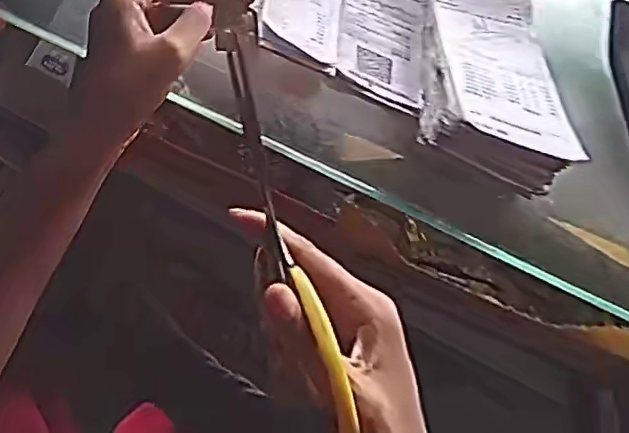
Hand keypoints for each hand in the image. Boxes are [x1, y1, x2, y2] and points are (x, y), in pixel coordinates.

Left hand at [70, 0, 232, 149]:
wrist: (95, 129)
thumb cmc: (123, 92)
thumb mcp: (171, 52)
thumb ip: (194, 23)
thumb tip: (205, 9)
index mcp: (122, 1)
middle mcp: (115, 10)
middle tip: (223, 0)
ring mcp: (116, 30)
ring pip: (159, 14)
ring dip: (187, 18)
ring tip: (215, 22)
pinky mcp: (120, 50)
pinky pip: (153, 32)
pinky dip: (175, 34)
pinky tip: (193, 43)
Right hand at [229, 209, 426, 432]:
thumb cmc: (389, 432)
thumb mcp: (344, 388)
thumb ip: (305, 341)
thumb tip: (273, 291)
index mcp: (368, 305)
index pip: (309, 254)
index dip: (272, 232)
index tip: (239, 217)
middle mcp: (359, 307)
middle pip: (297, 281)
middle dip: (278, 313)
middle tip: (280, 349)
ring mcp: (349, 328)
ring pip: (292, 312)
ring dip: (284, 344)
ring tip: (301, 382)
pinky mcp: (338, 348)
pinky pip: (299, 336)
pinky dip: (290, 357)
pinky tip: (304, 385)